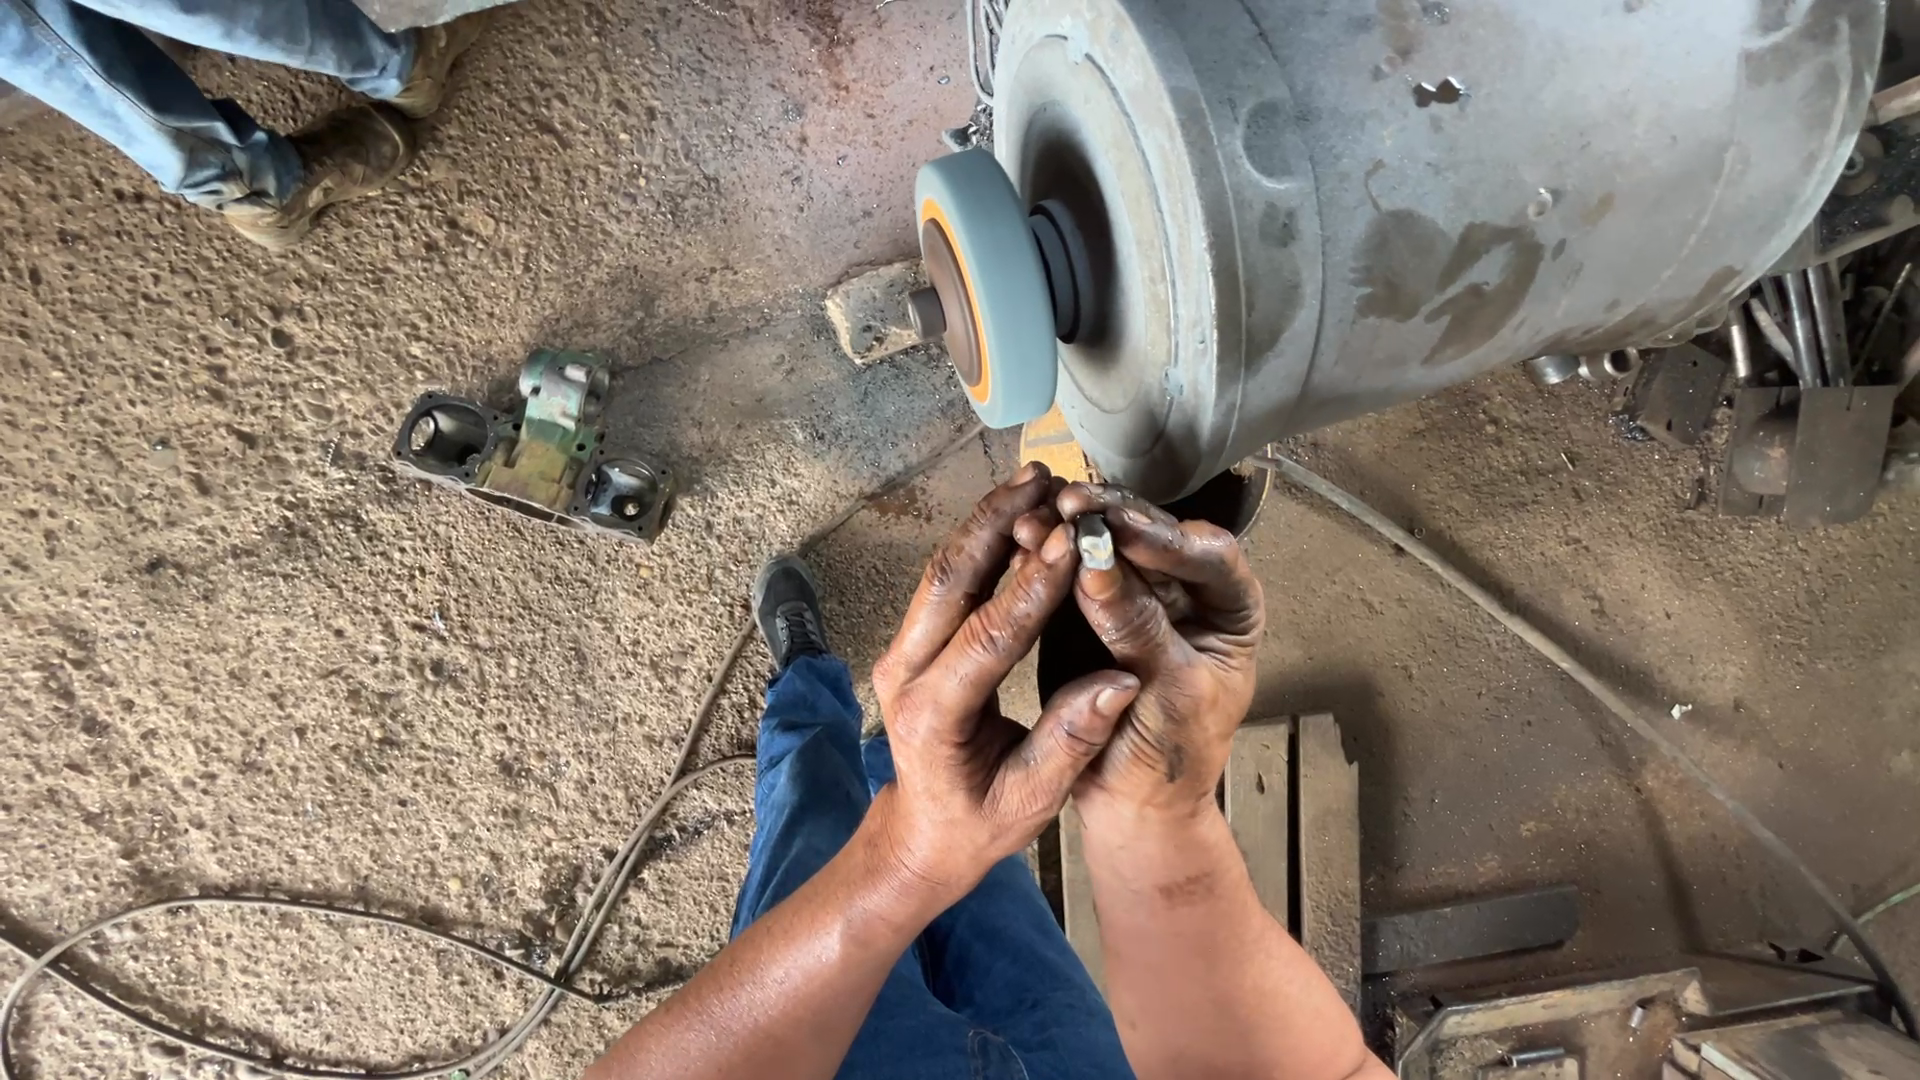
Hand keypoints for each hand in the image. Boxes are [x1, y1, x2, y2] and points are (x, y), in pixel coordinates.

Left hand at [867, 464, 1142, 900]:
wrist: (918, 832)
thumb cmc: (974, 826)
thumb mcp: (1028, 803)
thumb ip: (1070, 741)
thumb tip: (1123, 681)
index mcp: (934, 714)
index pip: (987, 637)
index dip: (1033, 587)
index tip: (1073, 540)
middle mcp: (904, 671)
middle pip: (949, 581)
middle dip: (998, 526)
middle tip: (1044, 482)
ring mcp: (900, 652)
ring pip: (942, 571)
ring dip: (986, 522)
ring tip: (1031, 482)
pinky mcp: (911, 641)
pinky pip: (944, 582)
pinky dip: (978, 542)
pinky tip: (1011, 515)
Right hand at [1052, 483, 1264, 817]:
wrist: (1126, 798)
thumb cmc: (1169, 754)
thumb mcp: (1170, 693)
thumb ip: (1137, 628)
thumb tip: (1096, 565)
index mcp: (1228, 609)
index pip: (1209, 557)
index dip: (1166, 539)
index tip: (1121, 530)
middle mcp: (1185, 590)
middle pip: (1153, 539)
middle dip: (1111, 520)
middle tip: (1071, 504)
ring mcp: (1134, 594)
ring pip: (1107, 547)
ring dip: (1071, 529)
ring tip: (1035, 519)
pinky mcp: (1088, 606)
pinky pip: (1070, 571)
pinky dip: (1047, 554)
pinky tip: (1023, 537)